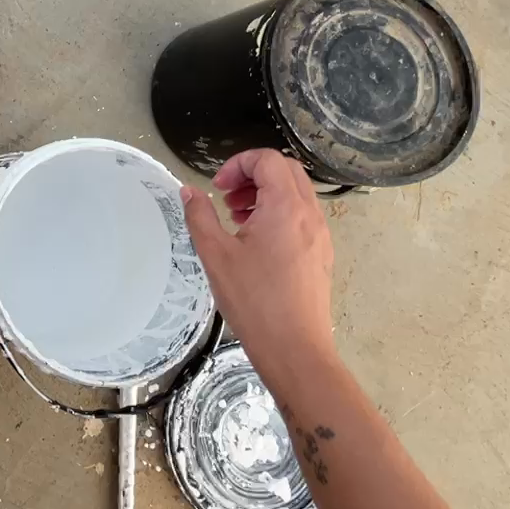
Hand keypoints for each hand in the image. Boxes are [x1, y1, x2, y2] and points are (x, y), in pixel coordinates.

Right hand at [181, 149, 337, 373]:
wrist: (294, 349)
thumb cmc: (253, 299)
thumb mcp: (214, 253)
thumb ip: (199, 215)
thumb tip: (189, 192)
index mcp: (285, 208)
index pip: (268, 159)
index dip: (238, 164)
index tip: (216, 187)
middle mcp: (309, 216)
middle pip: (286, 170)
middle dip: (252, 173)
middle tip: (225, 195)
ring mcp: (320, 235)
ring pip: (296, 192)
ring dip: (264, 193)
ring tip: (236, 217)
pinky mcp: (321, 254)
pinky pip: (301, 216)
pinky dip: (277, 212)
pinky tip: (253, 240)